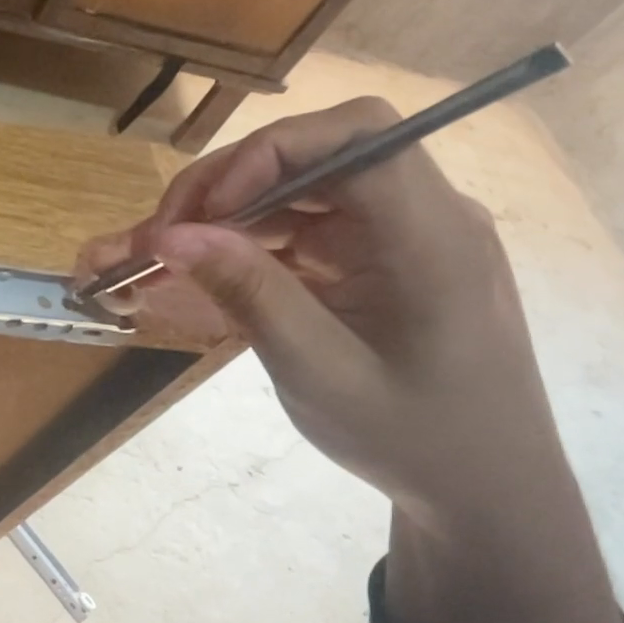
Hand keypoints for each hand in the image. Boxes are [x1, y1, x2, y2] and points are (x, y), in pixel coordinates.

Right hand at [77, 97, 619, 622]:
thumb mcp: (318, 371)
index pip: (354, 136)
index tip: (196, 215)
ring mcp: (389, 237)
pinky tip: (185, 276)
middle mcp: (414, 217)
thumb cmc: (410, 435)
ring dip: (214, 218)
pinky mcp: (365, 260)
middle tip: (154, 242)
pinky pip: (291, 232)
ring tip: (146, 261)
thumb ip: (250, 293)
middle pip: (308, 155)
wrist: (478, 486)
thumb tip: (171, 235)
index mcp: (429, 235)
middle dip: (219, 188)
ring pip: (288, 190)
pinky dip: (234, 247)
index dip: (263, 155)